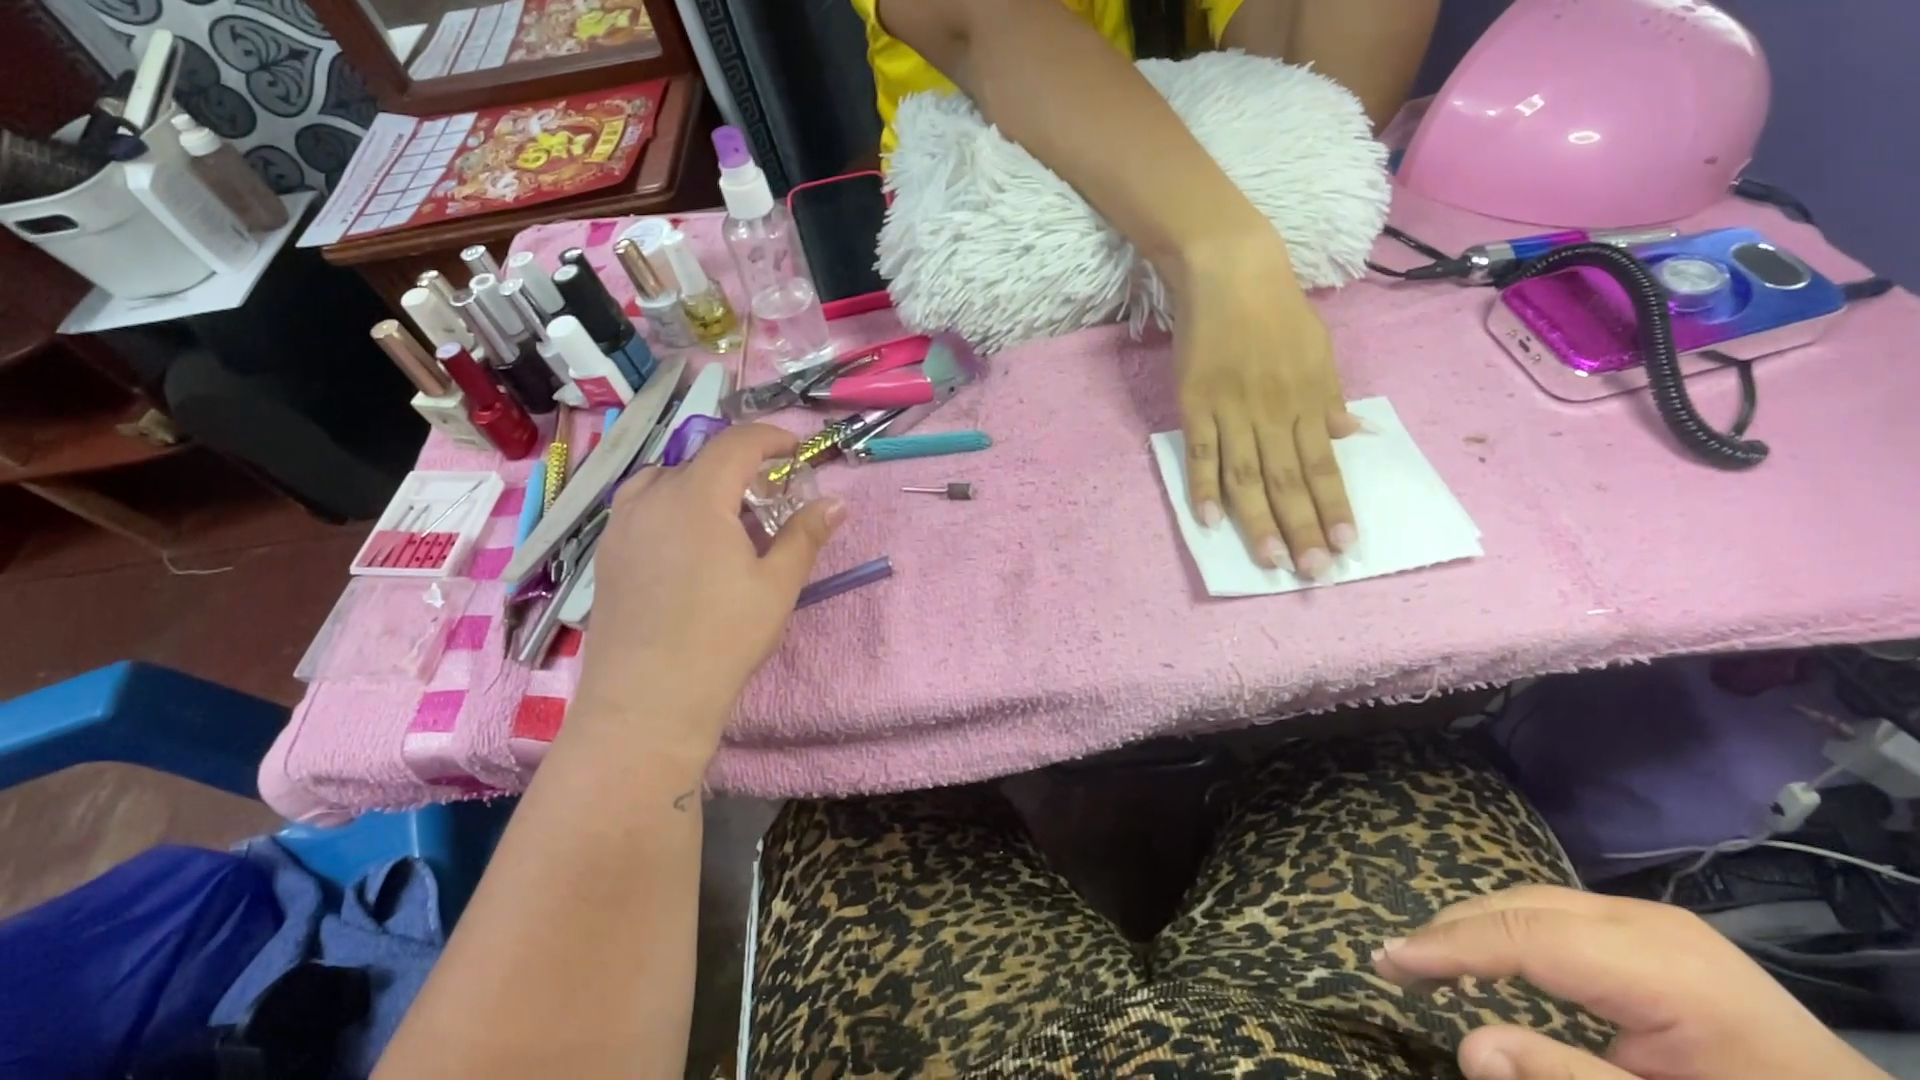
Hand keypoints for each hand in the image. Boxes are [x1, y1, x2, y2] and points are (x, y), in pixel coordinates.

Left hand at [573, 424, 844, 757]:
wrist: (648, 698)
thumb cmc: (722, 637)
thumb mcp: (777, 585)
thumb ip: (805, 535)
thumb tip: (835, 503)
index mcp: (696, 496)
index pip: (736, 442)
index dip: (771, 438)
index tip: (796, 451)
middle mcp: (652, 497)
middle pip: (700, 459)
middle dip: (739, 467)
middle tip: (768, 499)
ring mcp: (621, 524)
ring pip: (664, 480)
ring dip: (700, 484)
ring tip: (723, 519)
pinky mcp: (606, 553)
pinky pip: (640, 507)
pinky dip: (670, 506)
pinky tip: (685, 546)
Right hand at [1175, 234, 1359, 576]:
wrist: (1229, 270)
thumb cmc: (1278, 309)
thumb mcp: (1320, 349)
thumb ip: (1330, 396)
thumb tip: (1349, 437)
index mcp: (1308, 400)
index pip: (1324, 465)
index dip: (1335, 507)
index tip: (1347, 545)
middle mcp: (1274, 412)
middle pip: (1289, 480)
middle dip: (1303, 528)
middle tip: (1313, 572)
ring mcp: (1232, 409)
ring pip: (1248, 475)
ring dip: (1260, 521)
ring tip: (1271, 562)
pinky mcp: (1194, 402)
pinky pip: (1200, 451)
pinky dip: (1204, 486)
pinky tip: (1210, 522)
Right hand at [1373, 885, 1889, 1079]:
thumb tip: (1468, 1048)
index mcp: (1663, 969)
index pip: (1526, 935)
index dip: (1448, 946)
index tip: (1384, 962)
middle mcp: (1653, 925)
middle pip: (1524, 905)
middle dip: (1452, 929)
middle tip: (1392, 962)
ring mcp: (1657, 922)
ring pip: (1536, 900)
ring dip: (1475, 925)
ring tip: (1426, 958)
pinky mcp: (1657, 933)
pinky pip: (1561, 914)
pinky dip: (1509, 928)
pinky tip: (1489, 953)